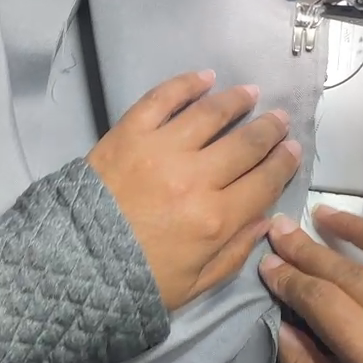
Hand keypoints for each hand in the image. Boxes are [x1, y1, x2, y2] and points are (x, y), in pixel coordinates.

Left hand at [87, 70, 302, 310]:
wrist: (71, 264)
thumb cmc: (135, 279)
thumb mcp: (196, 284)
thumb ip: (236, 252)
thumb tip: (266, 218)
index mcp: (216, 219)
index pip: (265, 181)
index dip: (283, 162)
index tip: (292, 149)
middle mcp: (195, 178)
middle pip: (245, 144)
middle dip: (268, 129)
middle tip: (278, 119)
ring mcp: (161, 150)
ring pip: (210, 115)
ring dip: (236, 101)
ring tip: (248, 93)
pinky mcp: (128, 133)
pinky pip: (162, 99)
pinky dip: (186, 84)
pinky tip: (204, 78)